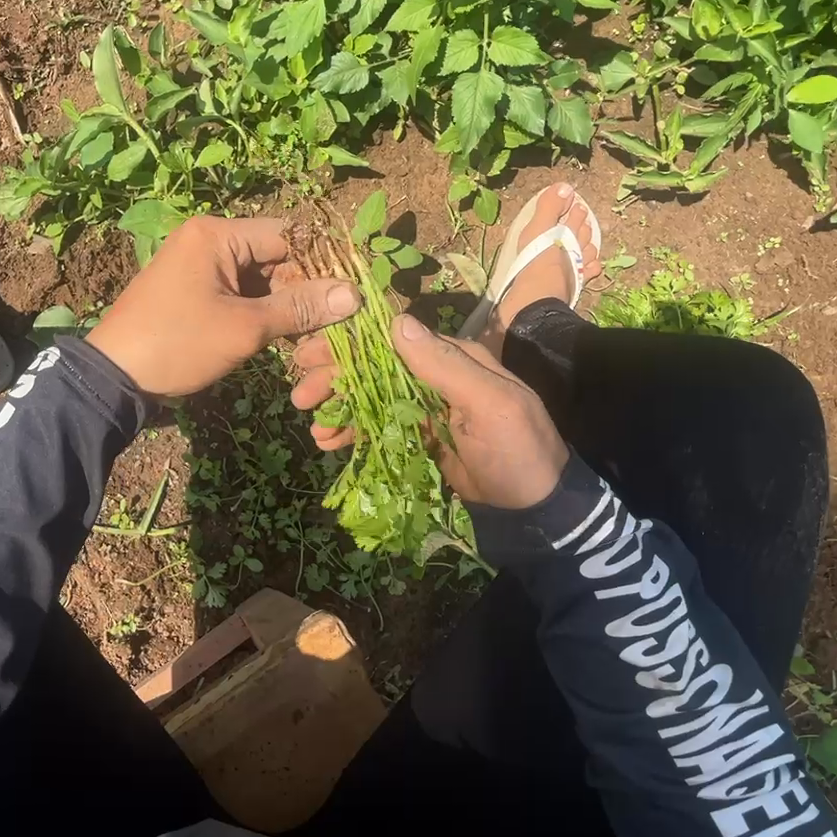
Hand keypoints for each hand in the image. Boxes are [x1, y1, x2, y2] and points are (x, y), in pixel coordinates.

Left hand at [87, 216, 360, 396]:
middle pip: (276, 258)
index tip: (350, 294)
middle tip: (332, 326)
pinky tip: (284, 341)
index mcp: (217, 234)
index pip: (288, 235)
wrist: (114, 377)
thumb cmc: (178, 344)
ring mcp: (202, 268)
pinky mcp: (198, 293)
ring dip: (285, 307)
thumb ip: (299, 308)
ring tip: (310, 339)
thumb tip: (353, 295)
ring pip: (262, 280)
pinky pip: (242, 295)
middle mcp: (210, 242)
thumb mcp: (243, 328)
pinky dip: (263, 315)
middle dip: (304, 290)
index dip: (322, 263)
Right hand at [291, 313, 567, 509]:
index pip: (391, 341)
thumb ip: (444, 365)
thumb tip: (395, 322)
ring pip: (370, 399)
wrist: (538, 514)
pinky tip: (330, 444)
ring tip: (314, 430)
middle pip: (374, 369)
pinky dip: (354, 434)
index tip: (310, 353)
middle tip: (299, 395)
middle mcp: (437, 377)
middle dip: (334, 380)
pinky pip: (378, 429)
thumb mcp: (489, 405)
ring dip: (339, 410)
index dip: (348, 346)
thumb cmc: (516, 452)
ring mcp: (426, 410)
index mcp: (455, 359)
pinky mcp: (419, 439)